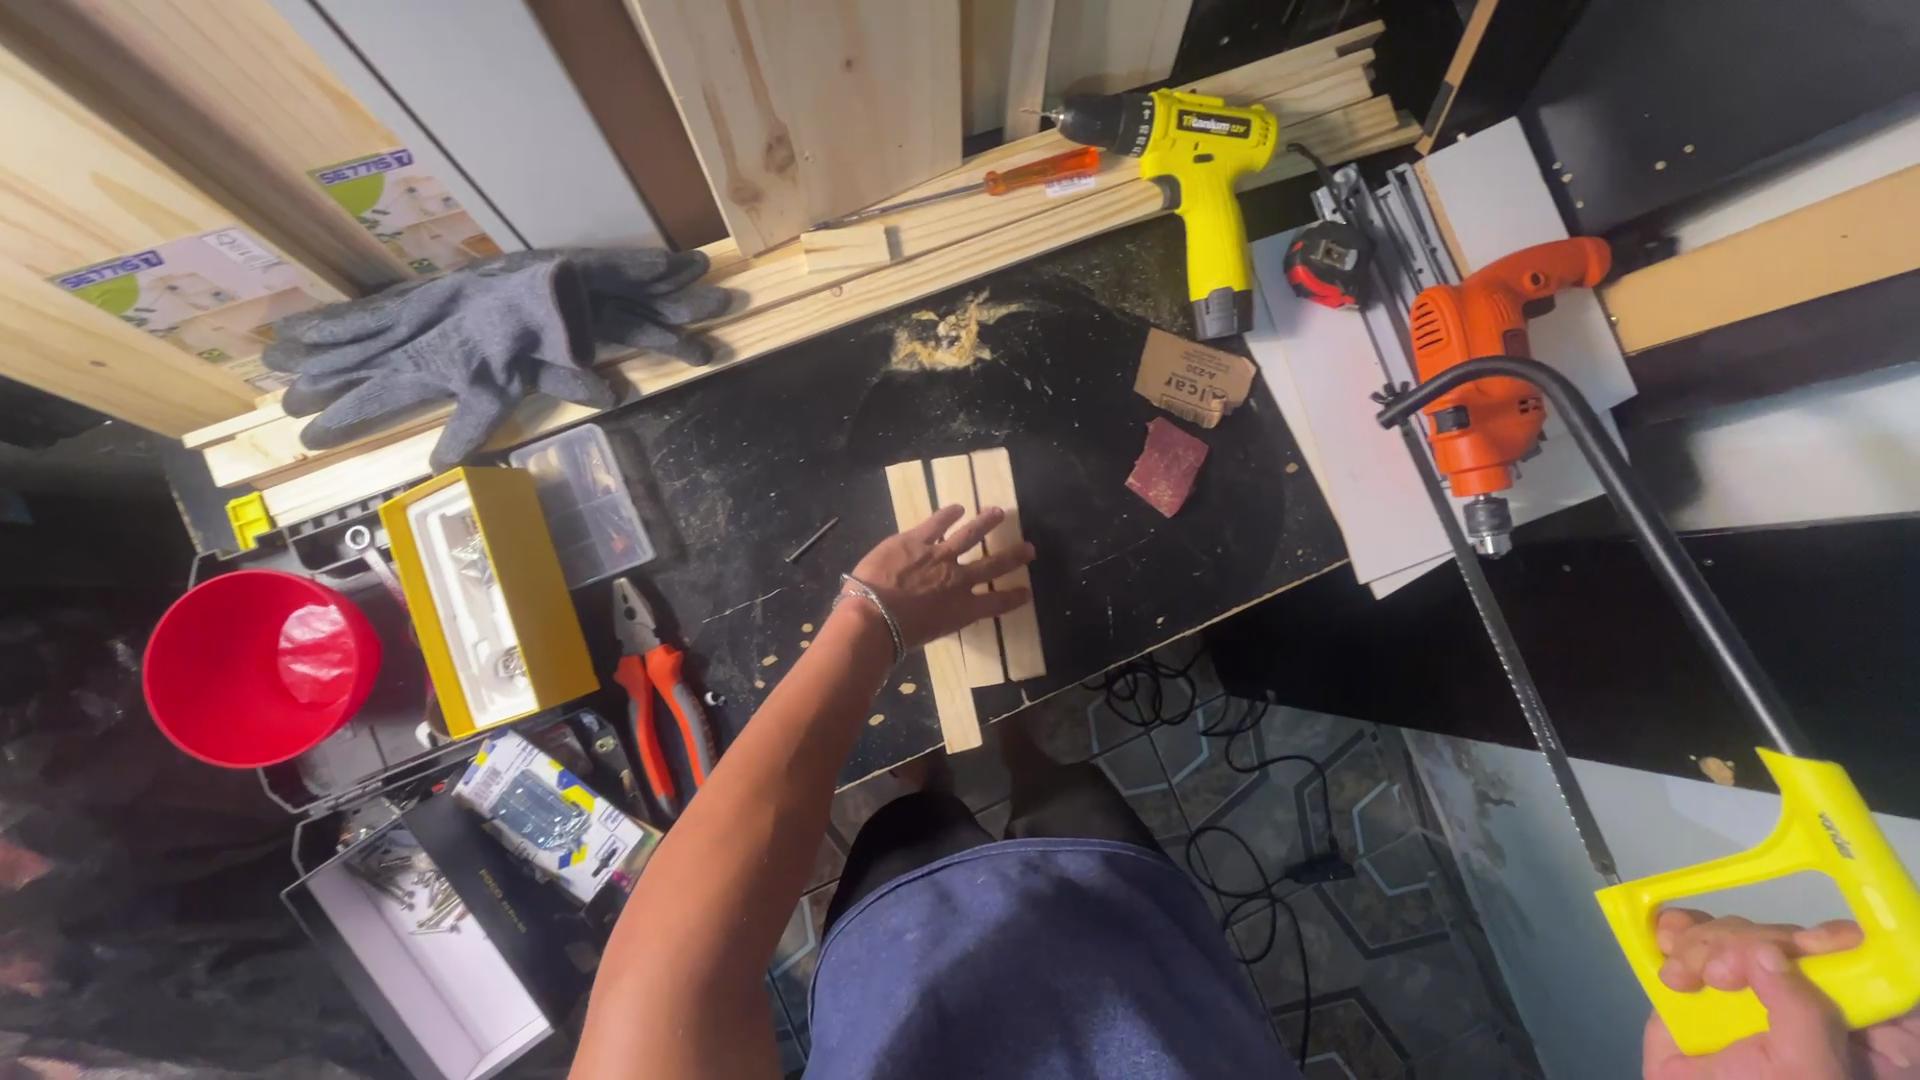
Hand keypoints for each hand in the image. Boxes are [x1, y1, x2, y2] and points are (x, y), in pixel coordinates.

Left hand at [846, 505, 1034, 649]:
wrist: (874, 617)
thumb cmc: (897, 636)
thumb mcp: (928, 633)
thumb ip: (938, 618)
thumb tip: (934, 613)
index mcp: (961, 610)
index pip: (995, 603)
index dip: (1012, 597)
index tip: (1026, 592)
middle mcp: (957, 580)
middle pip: (992, 565)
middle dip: (1013, 557)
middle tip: (1029, 548)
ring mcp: (938, 556)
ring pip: (969, 535)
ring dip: (985, 523)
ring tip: (998, 513)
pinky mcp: (916, 540)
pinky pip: (937, 523)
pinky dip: (948, 514)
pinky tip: (957, 507)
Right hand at [1644, 909, 1919, 1079]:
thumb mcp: (1806, 1070)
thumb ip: (1800, 1013)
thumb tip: (1762, 950)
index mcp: (1856, 1018)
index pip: (1860, 960)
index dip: (1833, 941)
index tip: (1802, 945)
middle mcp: (1806, 990)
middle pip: (1780, 936)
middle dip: (1736, 945)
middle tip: (1716, 978)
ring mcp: (1750, 978)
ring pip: (1728, 929)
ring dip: (1694, 945)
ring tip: (1680, 981)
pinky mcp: (1702, 968)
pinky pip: (1687, 925)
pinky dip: (1671, 928)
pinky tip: (1664, 947)